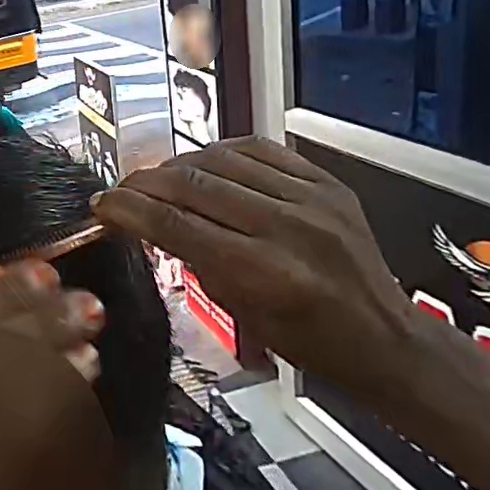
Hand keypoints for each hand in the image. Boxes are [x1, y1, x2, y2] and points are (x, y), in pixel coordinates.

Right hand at [91, 136, 419, 400]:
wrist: (386, 338)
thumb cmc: (310, 340)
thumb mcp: (238, 309)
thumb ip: (193, 257)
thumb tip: (150, 220)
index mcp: (265, 273)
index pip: (175, 224)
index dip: (128, 209)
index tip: (103, 204)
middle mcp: (288, 228)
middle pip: (191, 185)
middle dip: (142, 183)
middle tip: (121, 189)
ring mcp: (311, 199)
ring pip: (218, 159)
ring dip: (175, 165)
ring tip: (158, 178)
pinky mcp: (325, 182)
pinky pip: (257, 149)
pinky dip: (218, 152)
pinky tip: (202, 162)